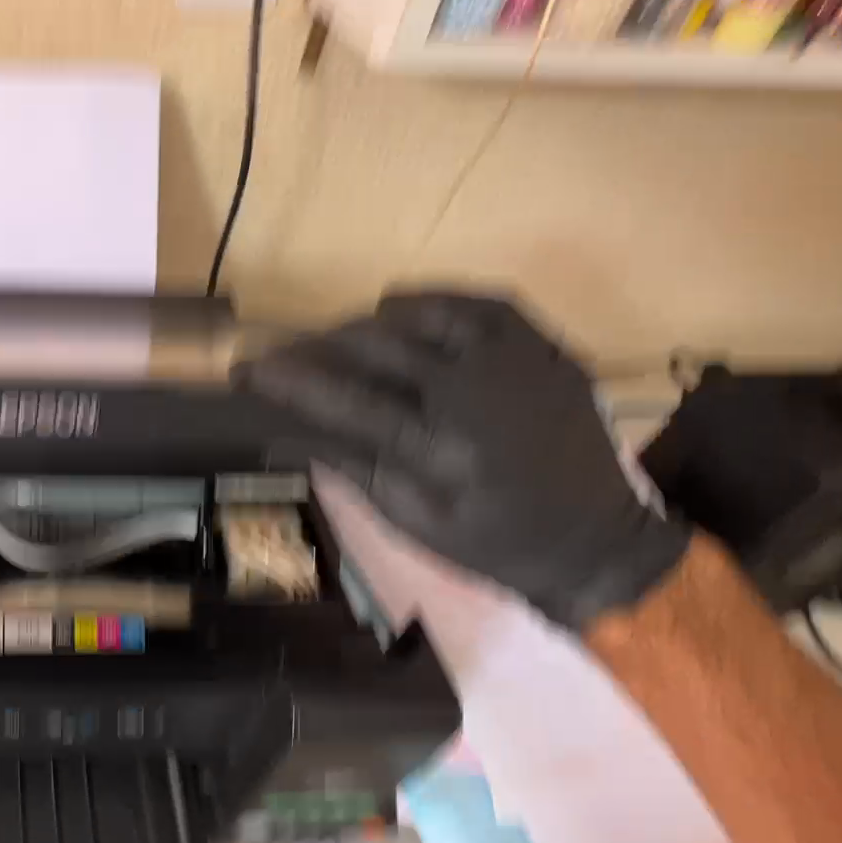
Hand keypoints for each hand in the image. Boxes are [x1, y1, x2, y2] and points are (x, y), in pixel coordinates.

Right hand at [235, 289, 687, 630]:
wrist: (596, 542)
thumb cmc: (492, 544)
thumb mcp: (411, 522)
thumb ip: (350, 470)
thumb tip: (283, 439)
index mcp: (437, 449)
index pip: (343, 400)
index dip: (288, 381)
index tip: (245, 369)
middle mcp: (473, 393)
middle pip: (375, 347)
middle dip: (316, 346)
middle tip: (284, 353)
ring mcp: (515, 363)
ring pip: (424, 314)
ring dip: (370, 320)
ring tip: (343, 336)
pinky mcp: (545, 350)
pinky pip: (483, 301)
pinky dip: (436, 299)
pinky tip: (406, 309)